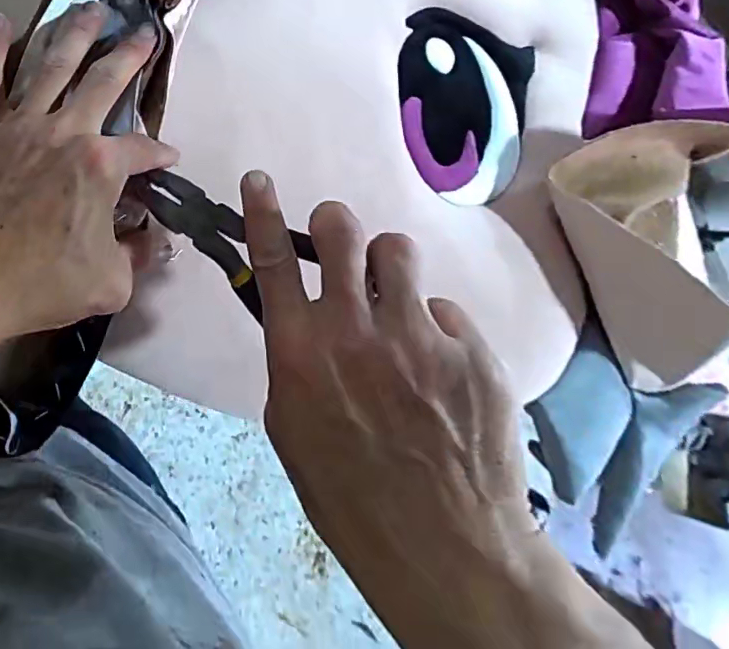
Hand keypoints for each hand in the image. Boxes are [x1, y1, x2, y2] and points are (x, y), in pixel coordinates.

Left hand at [0, 5, 178, 352]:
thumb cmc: (41, 282)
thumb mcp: (111, 282)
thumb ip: (139, 254)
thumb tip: (155, 239)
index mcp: (101, 165)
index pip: (144, 150)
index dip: (161, 154)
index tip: (168, 161)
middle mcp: (66, 131)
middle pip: (105, 81)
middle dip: (131, 56)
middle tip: (145, 34)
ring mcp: (23, 125)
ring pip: (53, 65)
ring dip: (76, 34)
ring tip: (91, 9)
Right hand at [238, 171, 544, 645]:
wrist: (446, 549)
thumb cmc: (350, 496)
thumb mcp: (292, 429)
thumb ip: (294, 361)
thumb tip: (300, 318)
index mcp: (302, 353)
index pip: (274, 261)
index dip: (263, 211)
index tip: (259, 179)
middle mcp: (355, 330)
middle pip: (343, 232)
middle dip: (337, 223)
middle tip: (341, 240)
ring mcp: (416, 335)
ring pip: (398, 250)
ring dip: (388, 268)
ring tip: (394, 300)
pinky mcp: (468, 348)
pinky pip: (443, 310)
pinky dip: (433, 329)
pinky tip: (440, 371)